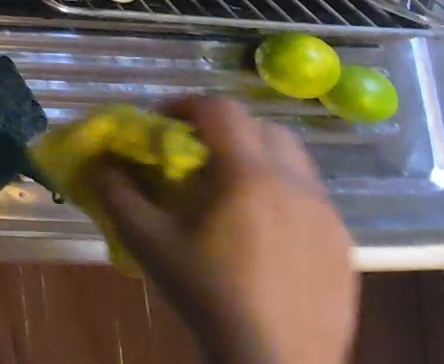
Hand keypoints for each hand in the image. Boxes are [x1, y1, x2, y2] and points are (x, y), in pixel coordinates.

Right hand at [91, 96, 356, 363]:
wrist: (277, 361)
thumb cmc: (207, 293)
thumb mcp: (144, 238)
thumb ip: (115, 188)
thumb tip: (101, 158)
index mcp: (249, 177)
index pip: (219, 109)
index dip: (183, 105)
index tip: (157, 124)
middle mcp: (296, 186)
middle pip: (261, 127)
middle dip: (221, 127)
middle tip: (189, 151)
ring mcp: (327, 216)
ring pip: (291, 159)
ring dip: (252, 155)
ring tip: (221, 187)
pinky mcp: (343, 244)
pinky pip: (307, 195)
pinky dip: (275, 189)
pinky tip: (252, 224)